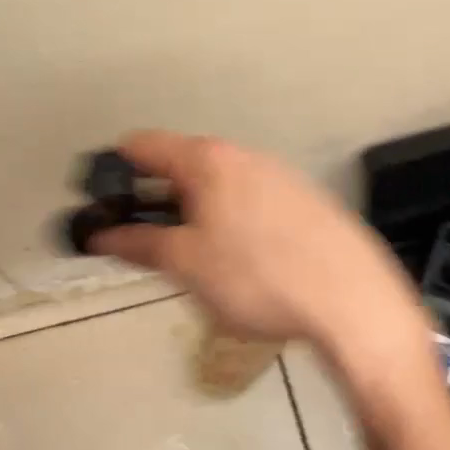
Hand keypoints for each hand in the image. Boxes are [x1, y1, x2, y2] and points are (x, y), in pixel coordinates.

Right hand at [91, 131, 426, 350]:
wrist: (351, 303)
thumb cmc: (257, 278)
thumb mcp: (186, 264)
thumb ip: (139, 243)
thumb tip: (100, 234)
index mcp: (209, 160)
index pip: (142, 146)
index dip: (112, 171)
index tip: (97, 203)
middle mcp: (245, 156)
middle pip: (182, 167)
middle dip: (156, 201)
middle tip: (146, 245)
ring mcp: (282, 177)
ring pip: (220, 188)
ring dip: (195, 215)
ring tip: (196, 263)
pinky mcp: (308, 204)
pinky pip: (252, 204)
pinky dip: (231, 224)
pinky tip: (245, 267)